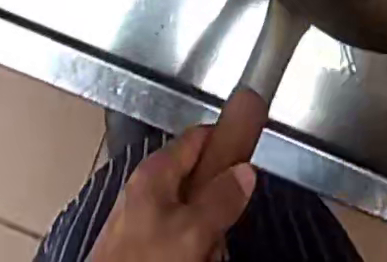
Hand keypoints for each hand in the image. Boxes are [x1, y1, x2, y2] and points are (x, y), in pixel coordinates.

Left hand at [87, 127, 256, 261]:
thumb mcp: (193, 230)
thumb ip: (223, 197)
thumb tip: (246, 171)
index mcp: (155, 170)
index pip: (200, 136)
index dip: (226, 143)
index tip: (248, 162)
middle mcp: (146, 188)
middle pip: (198, 179)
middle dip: (217, 205)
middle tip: (223, 229)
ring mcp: (141, 219)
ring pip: (190, 214)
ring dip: (205, 235)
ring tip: (206, 255)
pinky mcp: (138, 248)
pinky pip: (176, 238)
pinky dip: (189, 250)